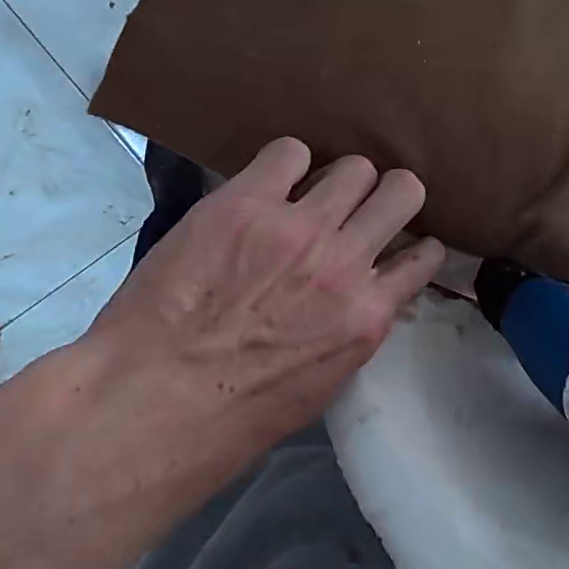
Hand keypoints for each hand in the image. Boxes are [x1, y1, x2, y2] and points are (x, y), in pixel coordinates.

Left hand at [86, 137, 445, 450]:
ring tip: (312, 194)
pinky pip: (289, 152)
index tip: (400, 244)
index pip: (426, 254)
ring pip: (355, 166)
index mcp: (367, 315)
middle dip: (390, 195)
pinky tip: (270, 184)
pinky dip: (286, 164)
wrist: (142, 410)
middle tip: (361, 208)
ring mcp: (298, 229)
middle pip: (403, 190)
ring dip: (340, 180)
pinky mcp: (246, 204)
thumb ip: (356, 325)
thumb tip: (368, 292)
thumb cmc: (233, 416)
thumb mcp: (324, 380)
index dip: (416, 244)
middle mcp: (345, 263)